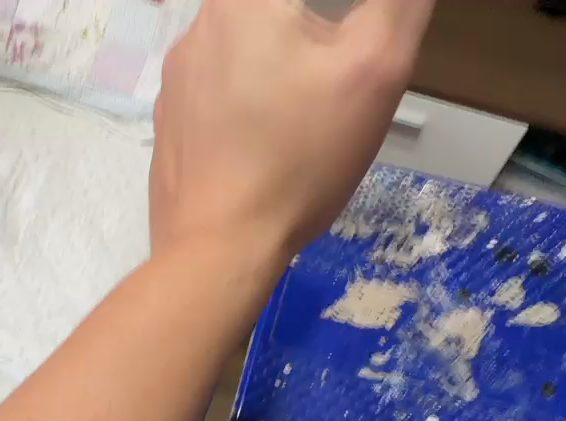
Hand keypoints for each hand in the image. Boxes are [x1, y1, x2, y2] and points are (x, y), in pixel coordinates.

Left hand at [149, 0, 436, 263]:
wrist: (219, 251)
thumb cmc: (298, 162)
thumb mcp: (376, 68)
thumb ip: (398, 4)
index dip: (333, 23)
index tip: (344, 59)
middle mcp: (195, 30)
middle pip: (273, 16)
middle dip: (310, 44)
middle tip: (328, 97)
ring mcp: (172, 86)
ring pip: (240, 58)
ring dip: (274, 77)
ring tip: (296, 129)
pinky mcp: (167, 132)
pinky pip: (212, 104)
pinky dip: (241, 116)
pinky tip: (259, 154)